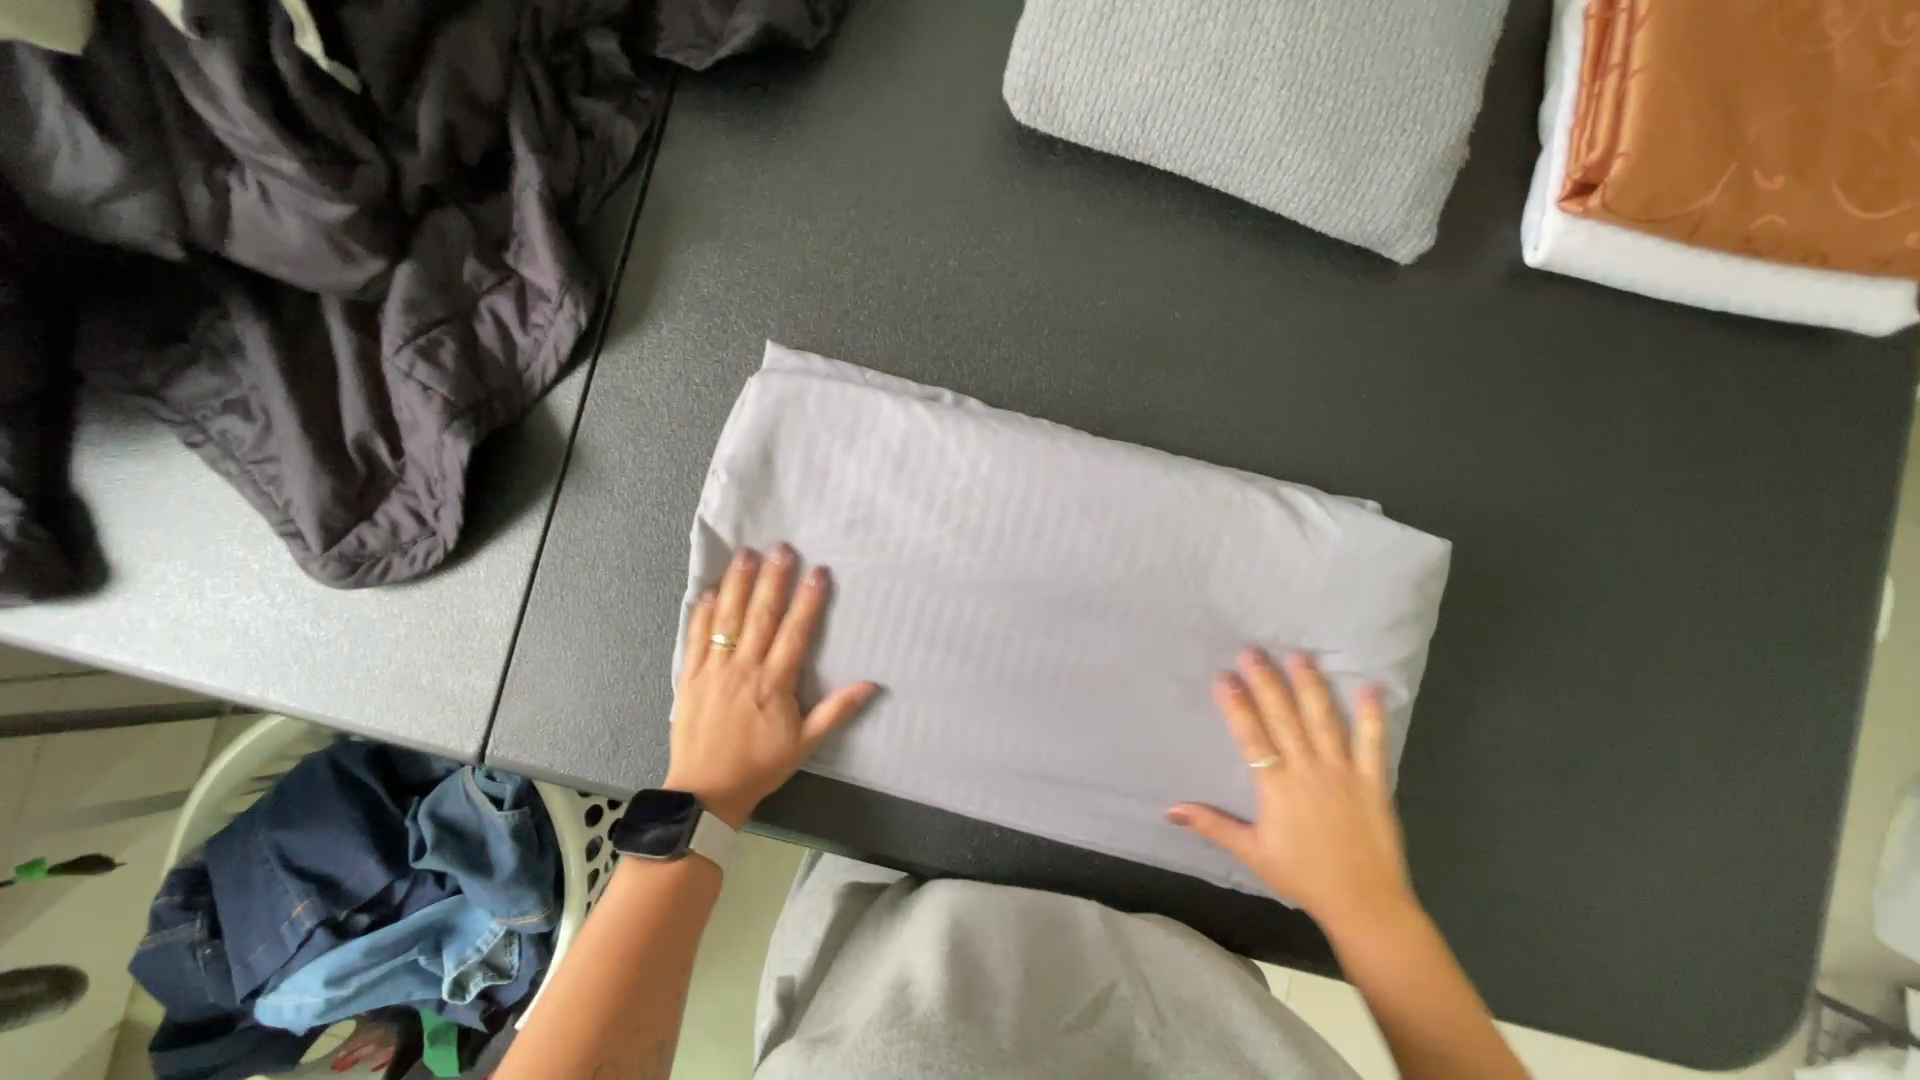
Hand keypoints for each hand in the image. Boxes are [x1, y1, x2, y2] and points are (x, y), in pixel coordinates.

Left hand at [664, 544, 878, 828]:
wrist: (705, 793)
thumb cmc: (760, 767)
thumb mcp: (805, 744)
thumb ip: (837, 711)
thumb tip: (872, 685)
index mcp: (775, 684)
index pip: (796, 633)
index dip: (808, 601)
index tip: (818, 573)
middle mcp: (744, 669)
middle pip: (761, 615)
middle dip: (774, 579)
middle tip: (782, 548)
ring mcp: (714, 670)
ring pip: (727, 618)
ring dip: (738, 584)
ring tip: (747, 555)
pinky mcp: (690, 676)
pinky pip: (697, 637)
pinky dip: (703, 612)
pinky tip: (710, 590)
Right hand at [1168, 648, 1416, 934]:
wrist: (1364, 903)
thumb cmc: (1303, 877)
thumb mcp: (1252, 852)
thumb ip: (1213, 825)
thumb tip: (1171, 810)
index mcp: (1276, 787)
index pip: (1251, 736)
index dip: (1236, 705)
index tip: (1224, 677)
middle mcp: (1307, 770)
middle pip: (1284, 718)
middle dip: (1267, 682)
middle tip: (1253, 651)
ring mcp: (1342, 772)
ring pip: (1324, 720)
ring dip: (1311, 686)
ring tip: (1300, 656)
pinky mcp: (1373, 781)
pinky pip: (1372, 743)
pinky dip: (1372, 715)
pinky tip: (1370, 687)